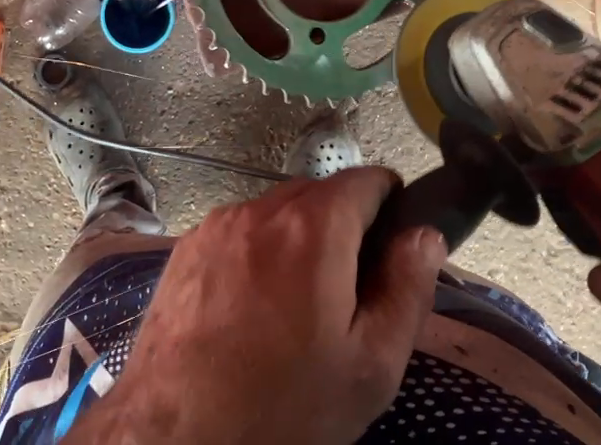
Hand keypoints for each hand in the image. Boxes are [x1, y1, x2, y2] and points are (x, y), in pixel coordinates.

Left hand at [64, 168, 447, 444]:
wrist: (177, 432)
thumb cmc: (284, 403)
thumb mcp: (371, 364)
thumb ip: (408, 289)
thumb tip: (424, 236)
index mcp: (312, 228)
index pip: (364, 179)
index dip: (390, 201)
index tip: (396, 239)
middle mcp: (261, 210)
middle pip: (318, 194)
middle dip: (344, 225)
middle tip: (352, 289)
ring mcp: (216, 226)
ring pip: (275, 212)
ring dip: (297, 239)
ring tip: (298, 306)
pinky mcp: (186, 248)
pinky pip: (237, 233)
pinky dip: (256, 252)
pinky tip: (253, 308)